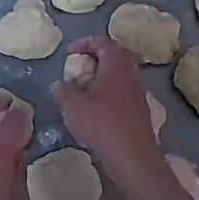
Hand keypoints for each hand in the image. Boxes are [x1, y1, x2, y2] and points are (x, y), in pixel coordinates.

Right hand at [52, 37, 161, 180]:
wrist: (132, 157)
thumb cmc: (101, 124)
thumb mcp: (72, 105)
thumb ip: (62, 90)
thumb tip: (59, 84)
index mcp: (116, 65)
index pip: (103, 42)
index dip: (85, 43)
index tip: (70, 52)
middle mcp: (131, 75)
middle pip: (114, 58)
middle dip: (94, 60)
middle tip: (78, 68)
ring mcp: (138, 94)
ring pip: (118, 77)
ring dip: (101, 79)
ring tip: (82, 91)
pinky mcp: (139, 112)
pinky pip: (121, 94)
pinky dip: (107, 95)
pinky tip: (94, 111)